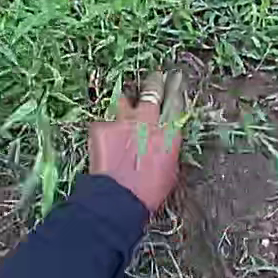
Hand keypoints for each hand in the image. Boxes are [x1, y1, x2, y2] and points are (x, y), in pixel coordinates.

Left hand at [88, 71, 182, 213]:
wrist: (117, 199)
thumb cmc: (149, 192)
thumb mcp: (170, 170)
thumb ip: (168, 146)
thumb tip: (165, 139)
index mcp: (169, 132)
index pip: (176, 100)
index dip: (176, 88)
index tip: (175, 80)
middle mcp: (147, 120)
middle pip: (152, 89)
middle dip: (155, 82)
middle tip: (156, 78)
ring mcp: (122, 121)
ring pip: (124, 99)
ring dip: (126, 102)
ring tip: (126, 106)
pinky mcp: (101, 127)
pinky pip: (104, 121)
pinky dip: (106, 128)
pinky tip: (105, 140)